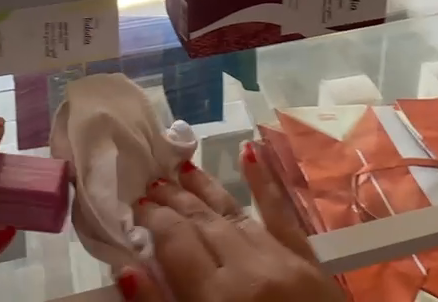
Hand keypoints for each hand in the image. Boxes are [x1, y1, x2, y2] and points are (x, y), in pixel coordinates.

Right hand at [119, 146, 343, 301]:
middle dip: (173, 199)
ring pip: (234, 211)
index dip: (152, 217)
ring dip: (205, 189)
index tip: (133, 200)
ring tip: (181, 167)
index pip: (175, 240)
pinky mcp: (309, 261)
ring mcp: (281, 260)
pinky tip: (251, 151)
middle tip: (149, 180)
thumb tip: (128, 269)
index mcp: (217, 297)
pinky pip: (282, 214)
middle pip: (201, 221)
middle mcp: (248, 268)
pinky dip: (265, 182)